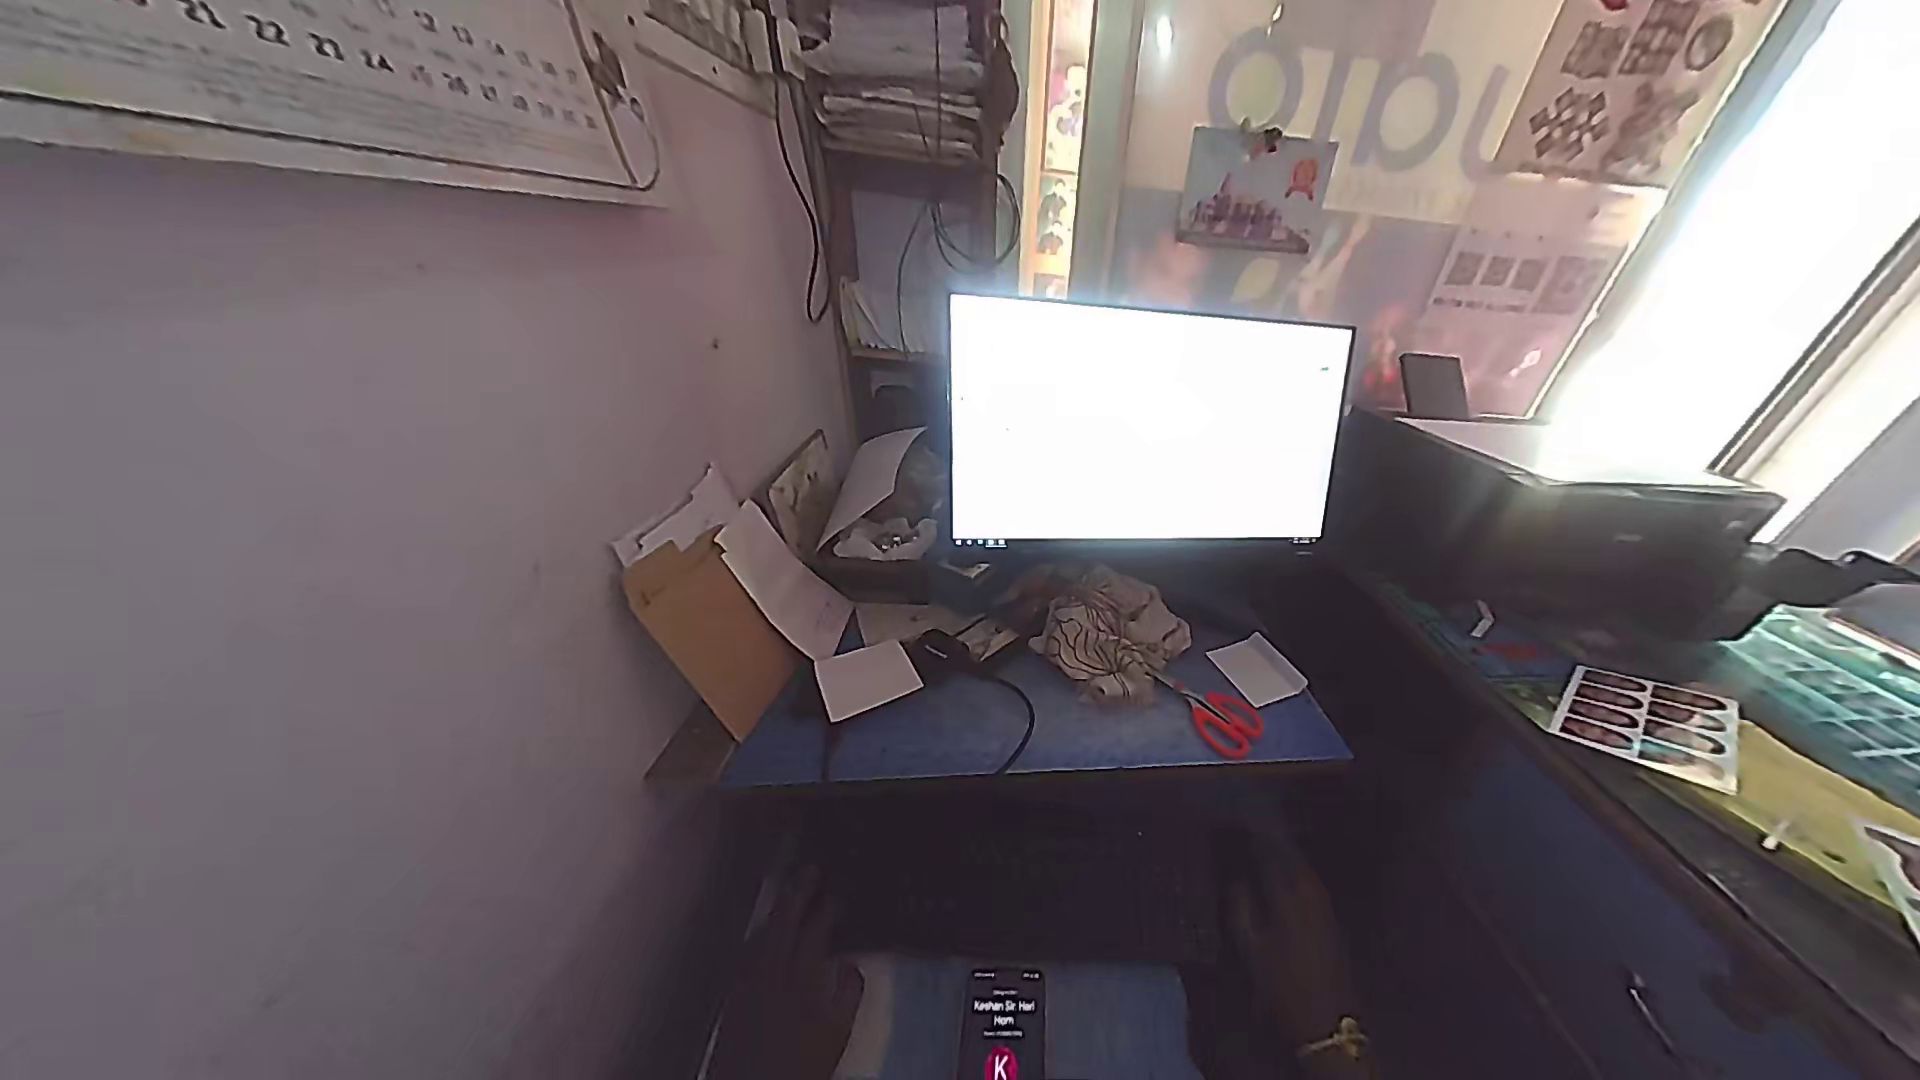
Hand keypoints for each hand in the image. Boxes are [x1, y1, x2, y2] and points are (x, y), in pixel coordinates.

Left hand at [707, 869, 864, 1079]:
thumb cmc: (799, 1067)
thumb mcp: (837, 1033)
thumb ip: (848, 992)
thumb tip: (849, 962)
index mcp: (803, 973)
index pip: (818, 926)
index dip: (830, 907)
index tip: (839, 895)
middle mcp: (773, 967)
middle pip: (786, 916)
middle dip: (800, 889)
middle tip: (812, 870)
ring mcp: (749, 977)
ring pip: (765, 927)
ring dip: (779, 906)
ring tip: (791, 892)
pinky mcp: (733, 991)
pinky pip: (749, 946)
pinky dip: (761, 929)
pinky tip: (766, 930)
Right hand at [1227, 837, 1369, 1077]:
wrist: (1328, 1026)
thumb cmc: (1282, 986)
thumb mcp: (1249, 947)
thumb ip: (1239, 903)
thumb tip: (1234, 875)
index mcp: (1287, 894)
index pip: (1267, 849)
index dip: (1249, 832)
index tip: (1231, 819)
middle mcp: (1309, 892)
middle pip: (1288, 851)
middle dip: (1266, 836)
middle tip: (1243, 826)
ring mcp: (1324, 905)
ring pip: (1300, 863)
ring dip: (1281, 849)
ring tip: (1259, 841)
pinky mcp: (1330, 917)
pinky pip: (1307, 878)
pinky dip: (1291, 866)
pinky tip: (1279, 870)